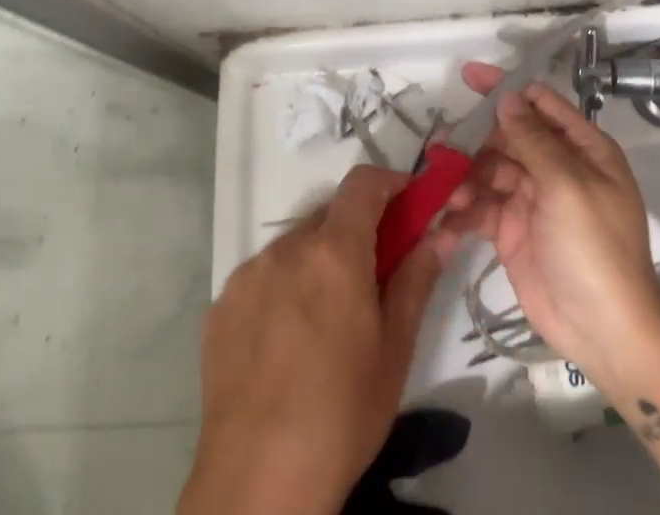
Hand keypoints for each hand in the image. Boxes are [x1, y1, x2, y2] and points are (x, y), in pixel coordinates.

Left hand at [179, 165, 449, 514]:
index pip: (362, 185)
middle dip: (356, 231)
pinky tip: (287, 341)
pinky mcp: (218, 309)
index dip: (390, 183)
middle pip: (327, 217)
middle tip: (376, 275)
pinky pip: (259, 280)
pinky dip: (282, 289)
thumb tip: (442, 234)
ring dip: (316, 262)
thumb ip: (416, 280)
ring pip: (291, 249)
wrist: (259, 475)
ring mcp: (244, 278)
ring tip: (327, 319)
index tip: (410, 203)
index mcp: (333, 252)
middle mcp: (283, 250)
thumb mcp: (395, 348)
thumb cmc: (343, 410)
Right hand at [436, 69, 659, 380]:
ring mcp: (532, 201)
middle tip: (440, 145)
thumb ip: (534, 140)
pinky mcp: (512, 232)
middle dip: (475, 138)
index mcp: (583, 150)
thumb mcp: (568, 186)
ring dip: (464, 176)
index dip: (506, 89)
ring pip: (489, 172)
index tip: (468, 77)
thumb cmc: (594, 248)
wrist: (602, 327)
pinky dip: (461, 210)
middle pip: (508, 138)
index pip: (541, 105)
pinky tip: (444, 217)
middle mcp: (557, 169)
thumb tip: (509, 99)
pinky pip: (481, 209)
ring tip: (442, 189)